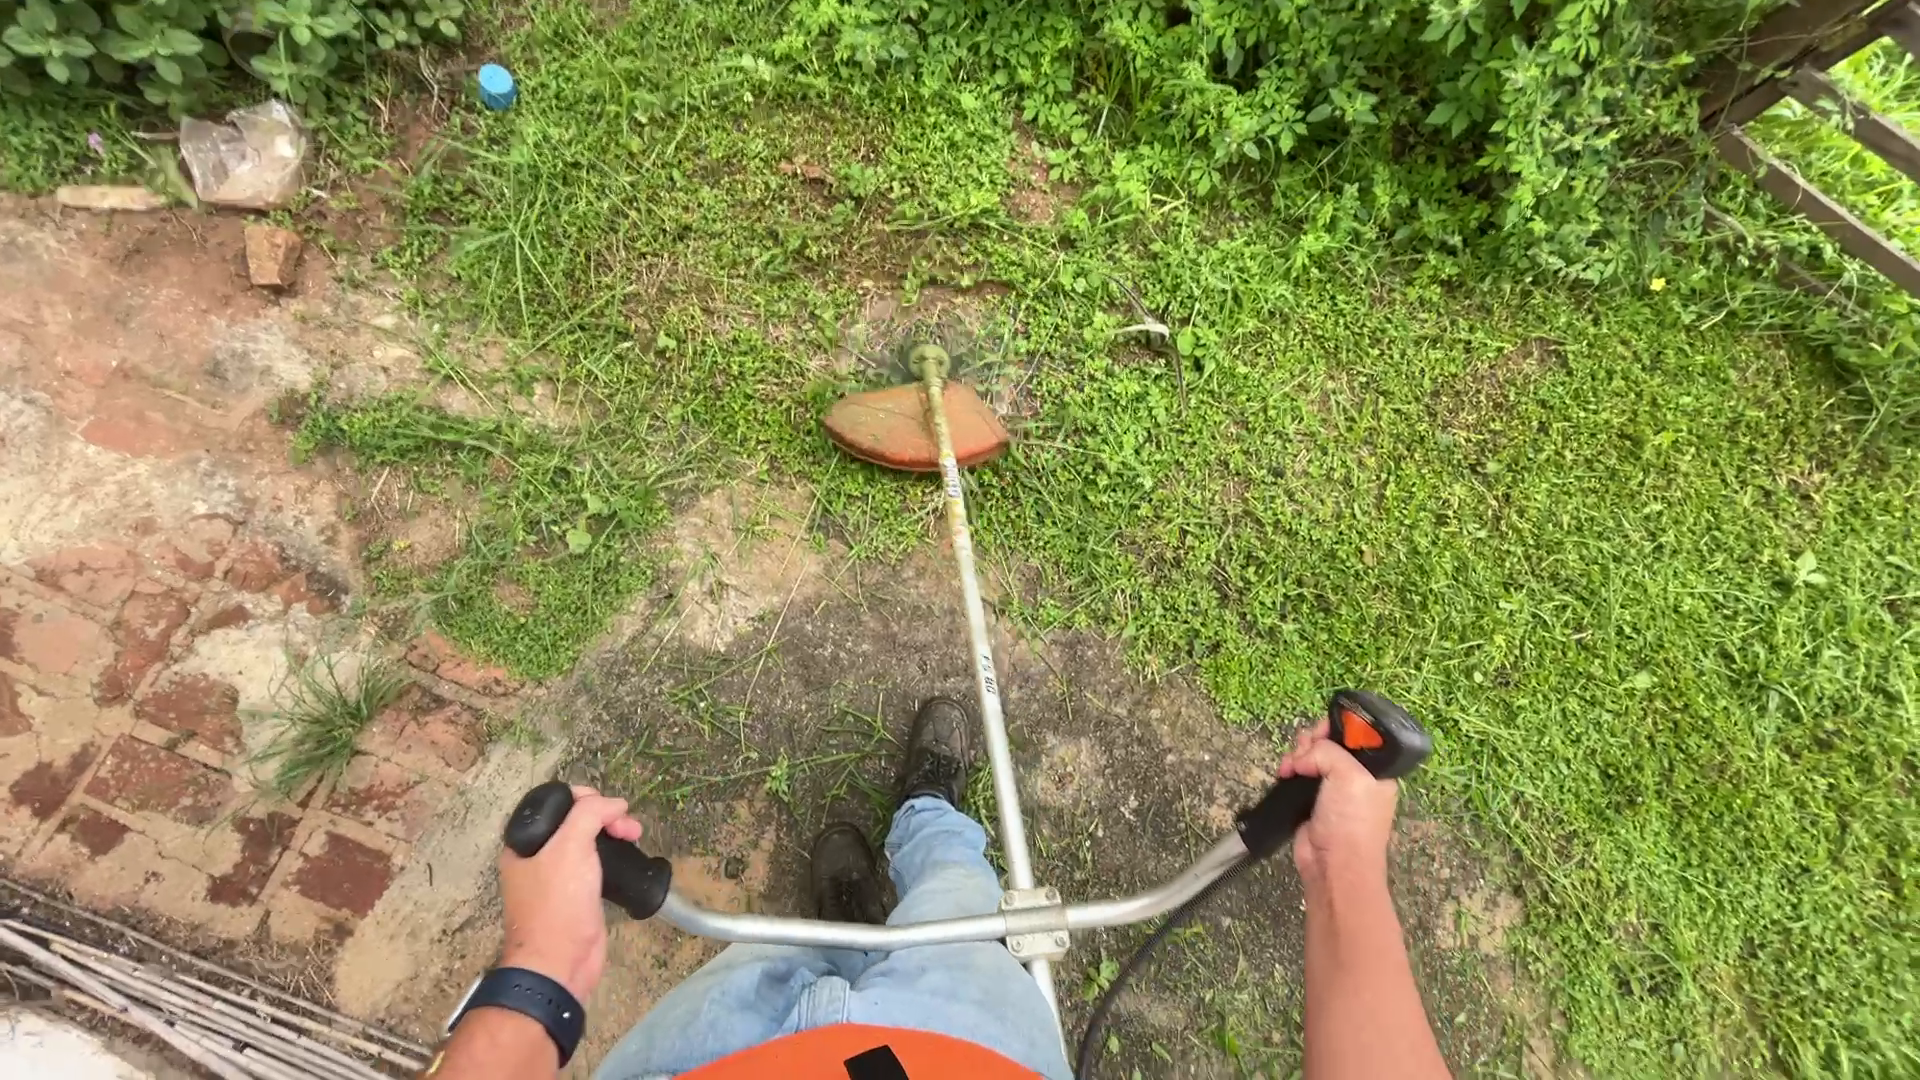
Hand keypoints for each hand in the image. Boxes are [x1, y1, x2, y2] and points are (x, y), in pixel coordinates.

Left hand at [496, 785, 642, 1000]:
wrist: (559, 962)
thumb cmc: (559, 902)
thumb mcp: (571, 846)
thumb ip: (590, 814)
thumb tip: (616, 804)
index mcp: (523, 842)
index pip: (556, 802)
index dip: (586, 797)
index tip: (609, 808)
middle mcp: (537, 855)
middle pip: (576, 818)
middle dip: (606, 814)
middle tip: (628, 827)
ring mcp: (557, 876)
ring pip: (589, 838)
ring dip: (614, 830)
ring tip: (634, 837)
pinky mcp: (576, 893)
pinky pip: (596, 860)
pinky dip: (613, 852)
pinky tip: (627, 855)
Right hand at [1276, 719, 1398, 889]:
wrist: (1333, 863)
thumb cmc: (1350, 820)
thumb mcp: (1349, 775)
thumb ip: (1326, 751)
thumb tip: (1301, 758)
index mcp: (1375, 770)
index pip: (1356, 736)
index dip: (1336, 729)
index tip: (1321, 732)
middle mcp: (1355, 776)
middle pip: (1328, 742)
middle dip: (1312, 741)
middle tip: (1304, 751)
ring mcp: (1331, 787)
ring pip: (1309, 754)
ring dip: (1297, 754)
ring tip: (1292, 766)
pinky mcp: (1310, 797)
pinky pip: (1298, 770)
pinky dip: (1289, 767)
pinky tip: (1285, 772)